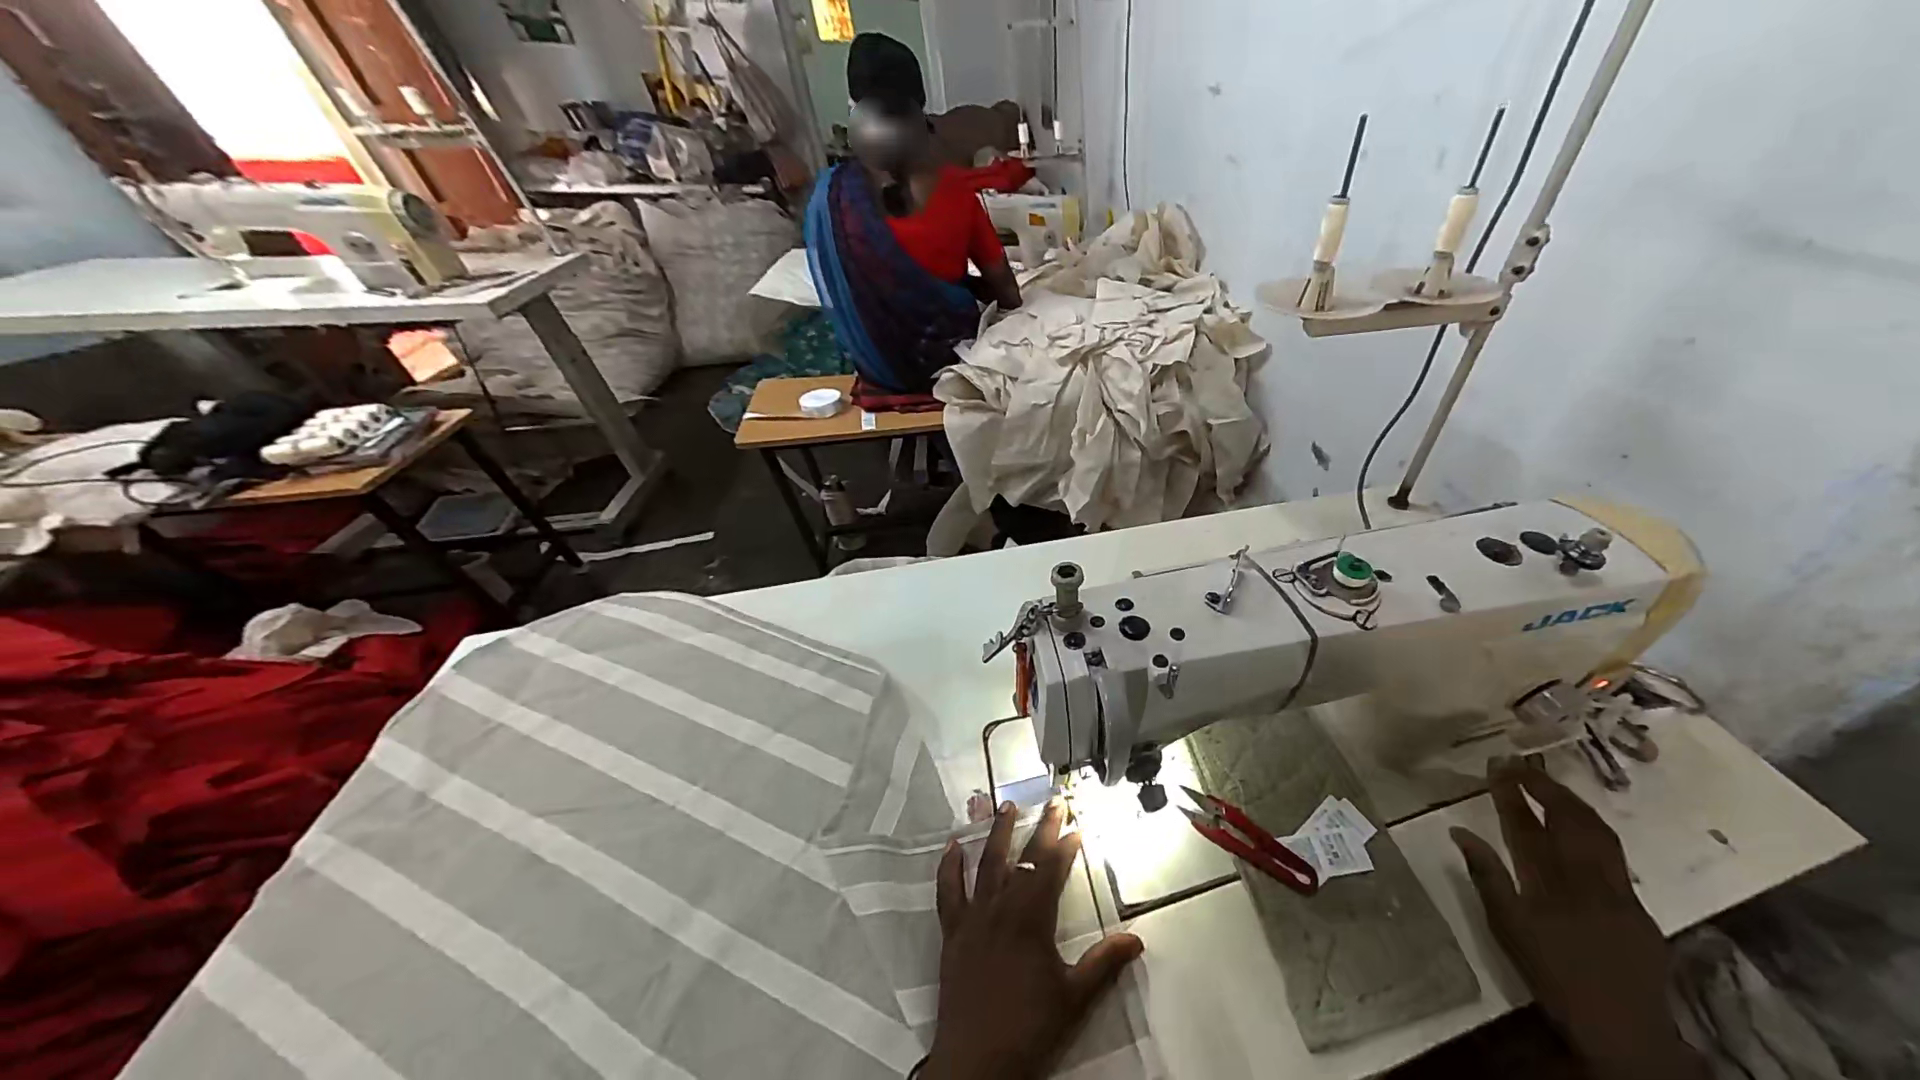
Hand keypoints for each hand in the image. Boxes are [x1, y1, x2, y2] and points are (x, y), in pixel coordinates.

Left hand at [922, 798, 1143, 1079]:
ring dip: (997, 833)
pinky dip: (949, 866)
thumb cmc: (1030, 1028)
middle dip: (1039, 829)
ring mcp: (973, 917)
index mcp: (1031, 919)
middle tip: (1051, 802)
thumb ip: (1103, 964)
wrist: (977, 1060)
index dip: (1065, 845)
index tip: (1077, 825)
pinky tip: (951, 846)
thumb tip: (1135, 938)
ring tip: (1005, 806)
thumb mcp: (1075, 998)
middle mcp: (1001, 908)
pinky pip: (948, 891)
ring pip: (986, 864)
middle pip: (1022, 858)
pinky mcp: (952, 931)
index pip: (1051, 870)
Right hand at [1452, 759, 1707, 1079]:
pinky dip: (1593, 832)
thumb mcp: (1506, 926)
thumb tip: (1459, 831)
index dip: (1513, 792)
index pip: (1529, 823)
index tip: (1498, 765)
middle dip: (1546, 787)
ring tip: (1550, 786)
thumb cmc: (1552, 973)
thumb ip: (1486, 876)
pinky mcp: (1639, 909)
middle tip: (1522, 765)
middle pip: (1572, 821)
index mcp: (1554, 881)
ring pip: (1601, 835)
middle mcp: (1592, 879)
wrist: (1622, 1027)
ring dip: (1573, 805)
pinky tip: (1581, 833)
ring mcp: (1621, 893)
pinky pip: (1615, 857)